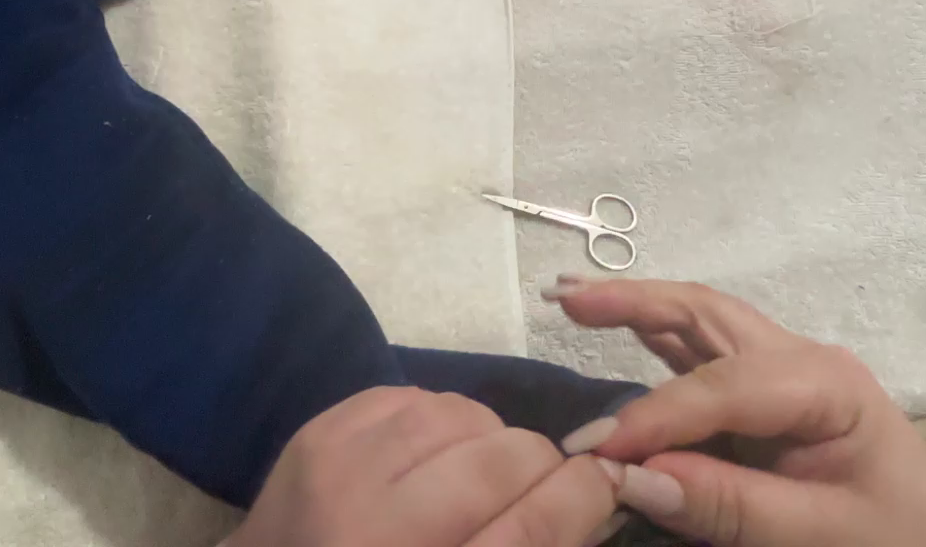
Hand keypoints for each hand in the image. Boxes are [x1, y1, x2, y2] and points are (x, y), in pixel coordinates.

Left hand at [229, 386, 624, 546]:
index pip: (527, 532)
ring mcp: (338, 467)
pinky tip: (436, 447)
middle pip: (495, 462)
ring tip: (485, 464)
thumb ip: (521, 545)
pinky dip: (439, 416)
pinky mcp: (319, 430)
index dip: (580, 497)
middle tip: (548, 473)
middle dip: (540, 460)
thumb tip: (585, 494)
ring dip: (488, 435)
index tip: (606, 477)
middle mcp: (372, 526)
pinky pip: (411, 394)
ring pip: (457, 414)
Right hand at [546, 278, 925, 546]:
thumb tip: (629, 475)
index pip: (717, 388)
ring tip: (572, 296)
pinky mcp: (765, 393)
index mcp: (824, 382)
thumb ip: (727, 506)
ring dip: (632, 305)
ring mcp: (780, 370)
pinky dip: (651, 333)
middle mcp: (796, 358)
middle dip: (629, 302)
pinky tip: (619, 323)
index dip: (652, 417)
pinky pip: (697, 352)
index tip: (591, 451)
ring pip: (695, 320)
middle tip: (563, 298)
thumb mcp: (827, 541)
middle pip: (701, 313)